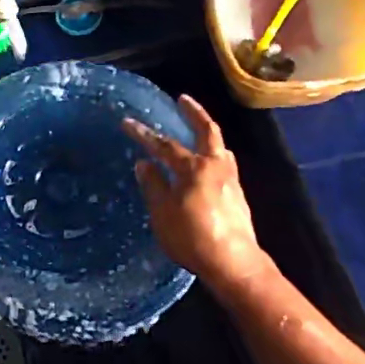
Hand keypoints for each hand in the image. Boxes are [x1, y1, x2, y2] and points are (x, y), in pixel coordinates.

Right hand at [123, 95, 269, 287]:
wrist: (233, 263)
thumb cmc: (192, 238)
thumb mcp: (163, 213)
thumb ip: (154, 185)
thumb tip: (144, 163)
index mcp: (195, 168)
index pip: (165, 145)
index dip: (144, 134)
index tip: (127, 123)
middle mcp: (216, 166)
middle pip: (207, 131)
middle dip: (194, 112)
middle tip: (183, 99)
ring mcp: (231, 180)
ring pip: (220, 147)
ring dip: (208, 134)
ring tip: (196, 131)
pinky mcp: (237, 195)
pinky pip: (224, 164)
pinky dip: (213, 155)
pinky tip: (207, 165)